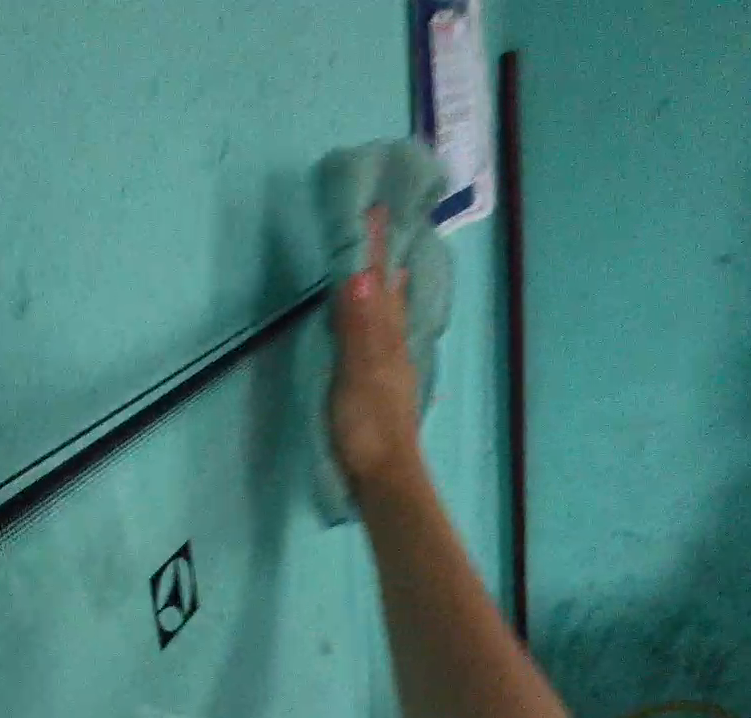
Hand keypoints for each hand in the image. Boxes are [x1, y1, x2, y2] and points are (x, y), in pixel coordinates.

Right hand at [329, 206, 419, 487]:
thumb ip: (358, 327)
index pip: (378, 283)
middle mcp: (394, 346)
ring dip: (388, 287)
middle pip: (389, 294)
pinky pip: (385, 338)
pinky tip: (384, 325)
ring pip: (391, 316)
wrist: (383, 476)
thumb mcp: (356, 375)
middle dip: (384, 259)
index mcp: (386, 339)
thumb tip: (361, 275)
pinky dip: (384, 319)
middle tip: (383, 226)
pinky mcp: (383, 387)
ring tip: (391, 265)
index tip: (374, 207)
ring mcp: (391, 368)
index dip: (374, 248)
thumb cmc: (365, 426)